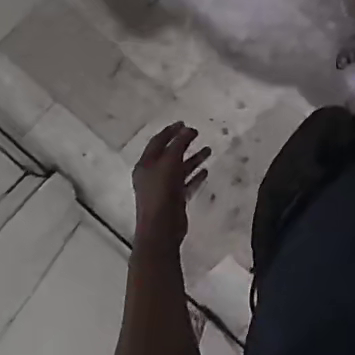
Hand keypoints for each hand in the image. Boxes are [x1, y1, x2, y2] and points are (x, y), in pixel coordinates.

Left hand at [132, 122, 209, 250]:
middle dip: (183, 143)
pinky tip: (205, 171)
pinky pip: (186, 183)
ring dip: (193, 158)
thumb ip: (178, 145)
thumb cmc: (161, 193)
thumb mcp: (169, 163)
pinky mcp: (174, 200)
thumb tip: (187, 129)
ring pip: (179, 168)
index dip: (170, 131)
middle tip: (196, 133)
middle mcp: (153, 175)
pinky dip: (195, 176)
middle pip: (169, 154)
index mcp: (146, 165)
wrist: (161, 231)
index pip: (158, 141)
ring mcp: (163, 188)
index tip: (183, 123)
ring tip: (208, 150)